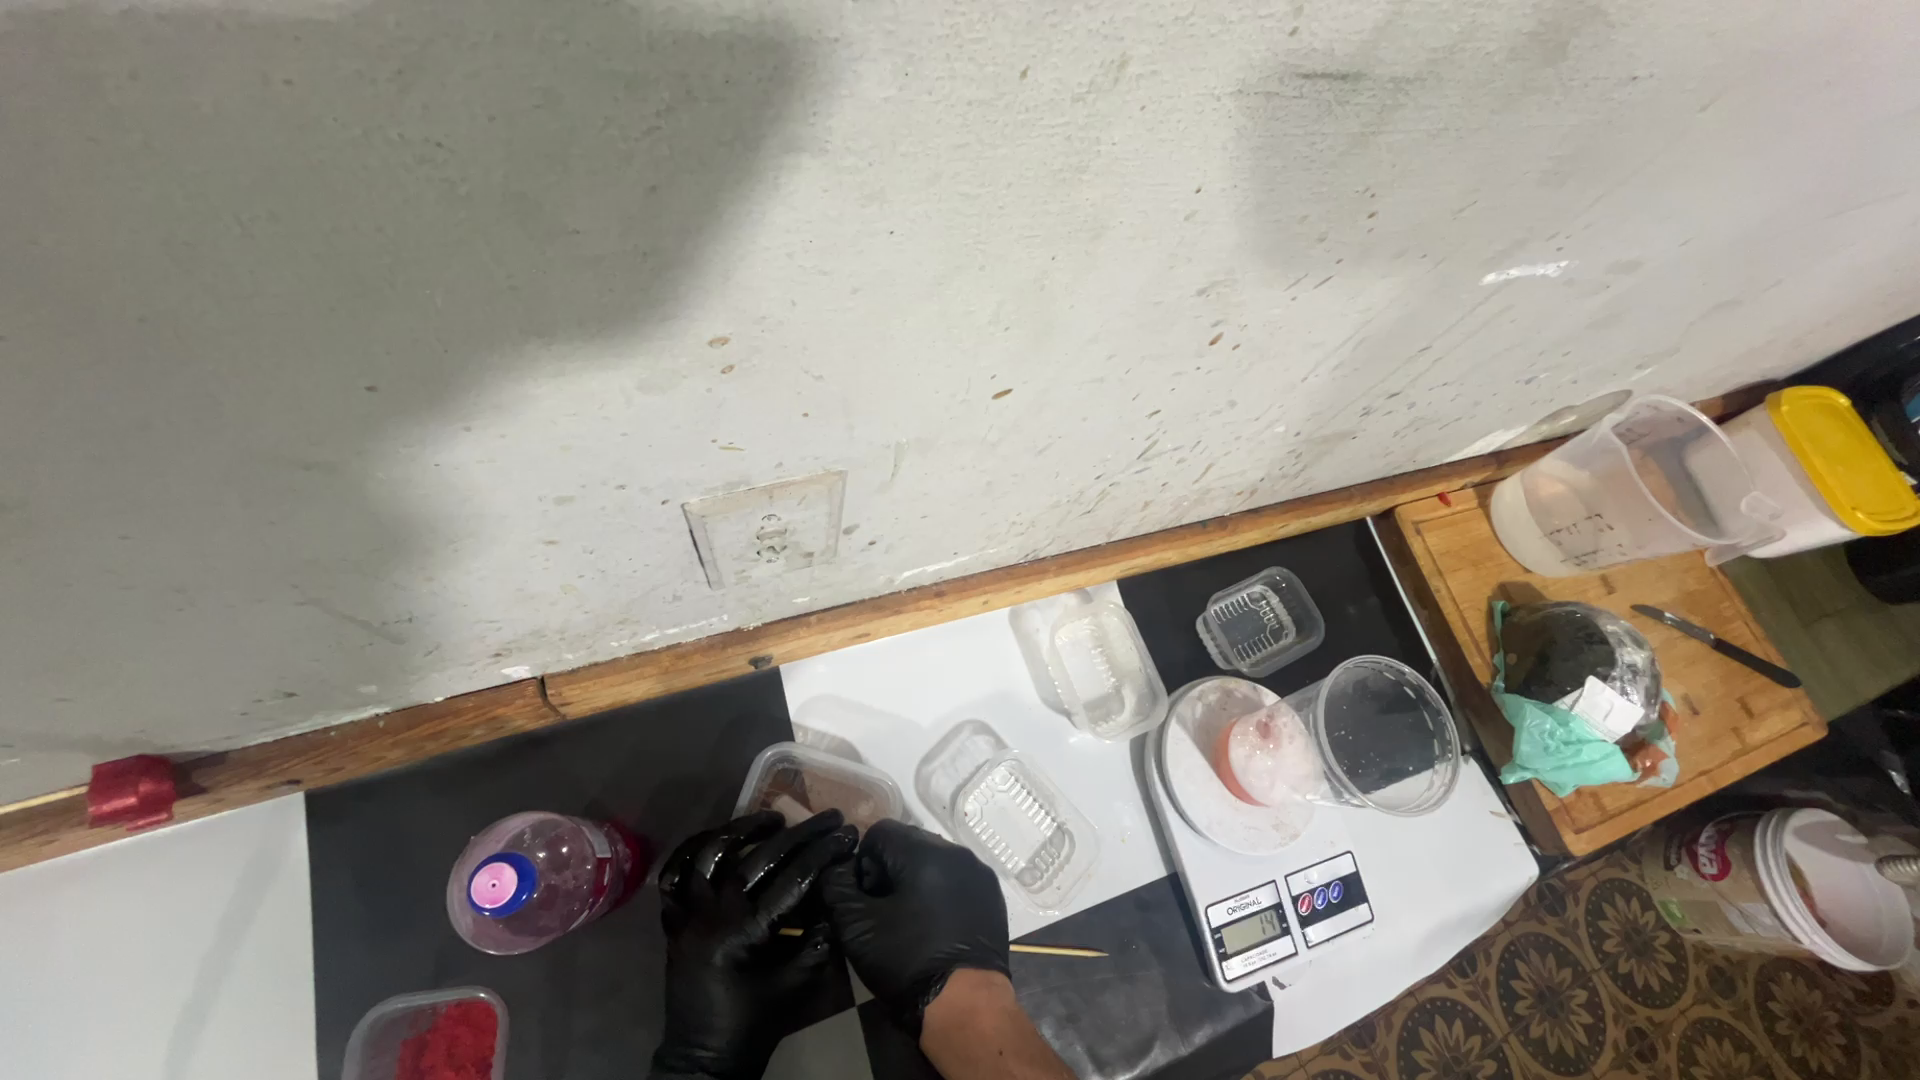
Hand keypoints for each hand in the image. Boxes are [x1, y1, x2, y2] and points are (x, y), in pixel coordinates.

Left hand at [652, 810, 856, 1079]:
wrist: (703, 1060)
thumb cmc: (754, 1024)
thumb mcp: (796, 985)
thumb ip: (818, 939)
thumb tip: (837, 897)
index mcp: (744, 934)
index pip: (792, 879)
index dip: (824, 852)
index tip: (848, 833)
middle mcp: (712, 916)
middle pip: (758, 857)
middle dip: (799, 834)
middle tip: (826, 818)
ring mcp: (687, 915)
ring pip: (710, 853)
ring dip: (744, 829)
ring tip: (773, 820)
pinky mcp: (672, 921)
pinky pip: (675, 874)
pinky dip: (695, 850)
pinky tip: (721, 839)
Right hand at [821, 819, 1009, 1032]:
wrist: (966, 1005)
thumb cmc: (907, 962)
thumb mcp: (856, 927)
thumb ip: (837, 886)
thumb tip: (838, 866)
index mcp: (923, 851)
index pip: (881, 832)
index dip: (864, 862)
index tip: (866, 897)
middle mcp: (955, 851)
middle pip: (910, 842)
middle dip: (891, 868)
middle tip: (885, 911)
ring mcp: (978, 872)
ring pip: (935, 860)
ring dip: (918, 879)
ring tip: (911, 920)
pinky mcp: (992, 893)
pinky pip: (958, 878)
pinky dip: (943, 892)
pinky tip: (937, 926)